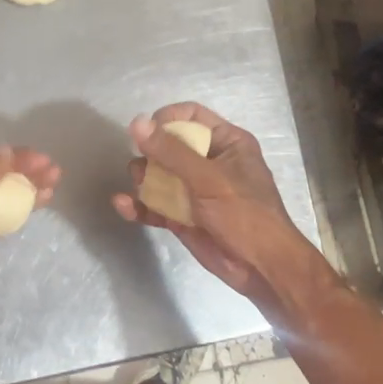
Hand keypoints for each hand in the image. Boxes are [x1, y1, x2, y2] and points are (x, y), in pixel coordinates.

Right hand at [111, 103, 331, 311]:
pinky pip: (156, 206)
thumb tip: (137, 123)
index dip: (166, 120)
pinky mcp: (183, 217)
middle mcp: (210, 162)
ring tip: (137, 185)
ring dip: (143, 179)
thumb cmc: (244, 214)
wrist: (259, 267)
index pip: (191, 117)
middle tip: (142, 166)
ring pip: (159, 176)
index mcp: (227, 143)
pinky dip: (140, 206)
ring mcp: (195, 191)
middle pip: (170, 146)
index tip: (144, 133)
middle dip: (151, 153)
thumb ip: (171, 152)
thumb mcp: (208, 179)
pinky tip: (122, 205)